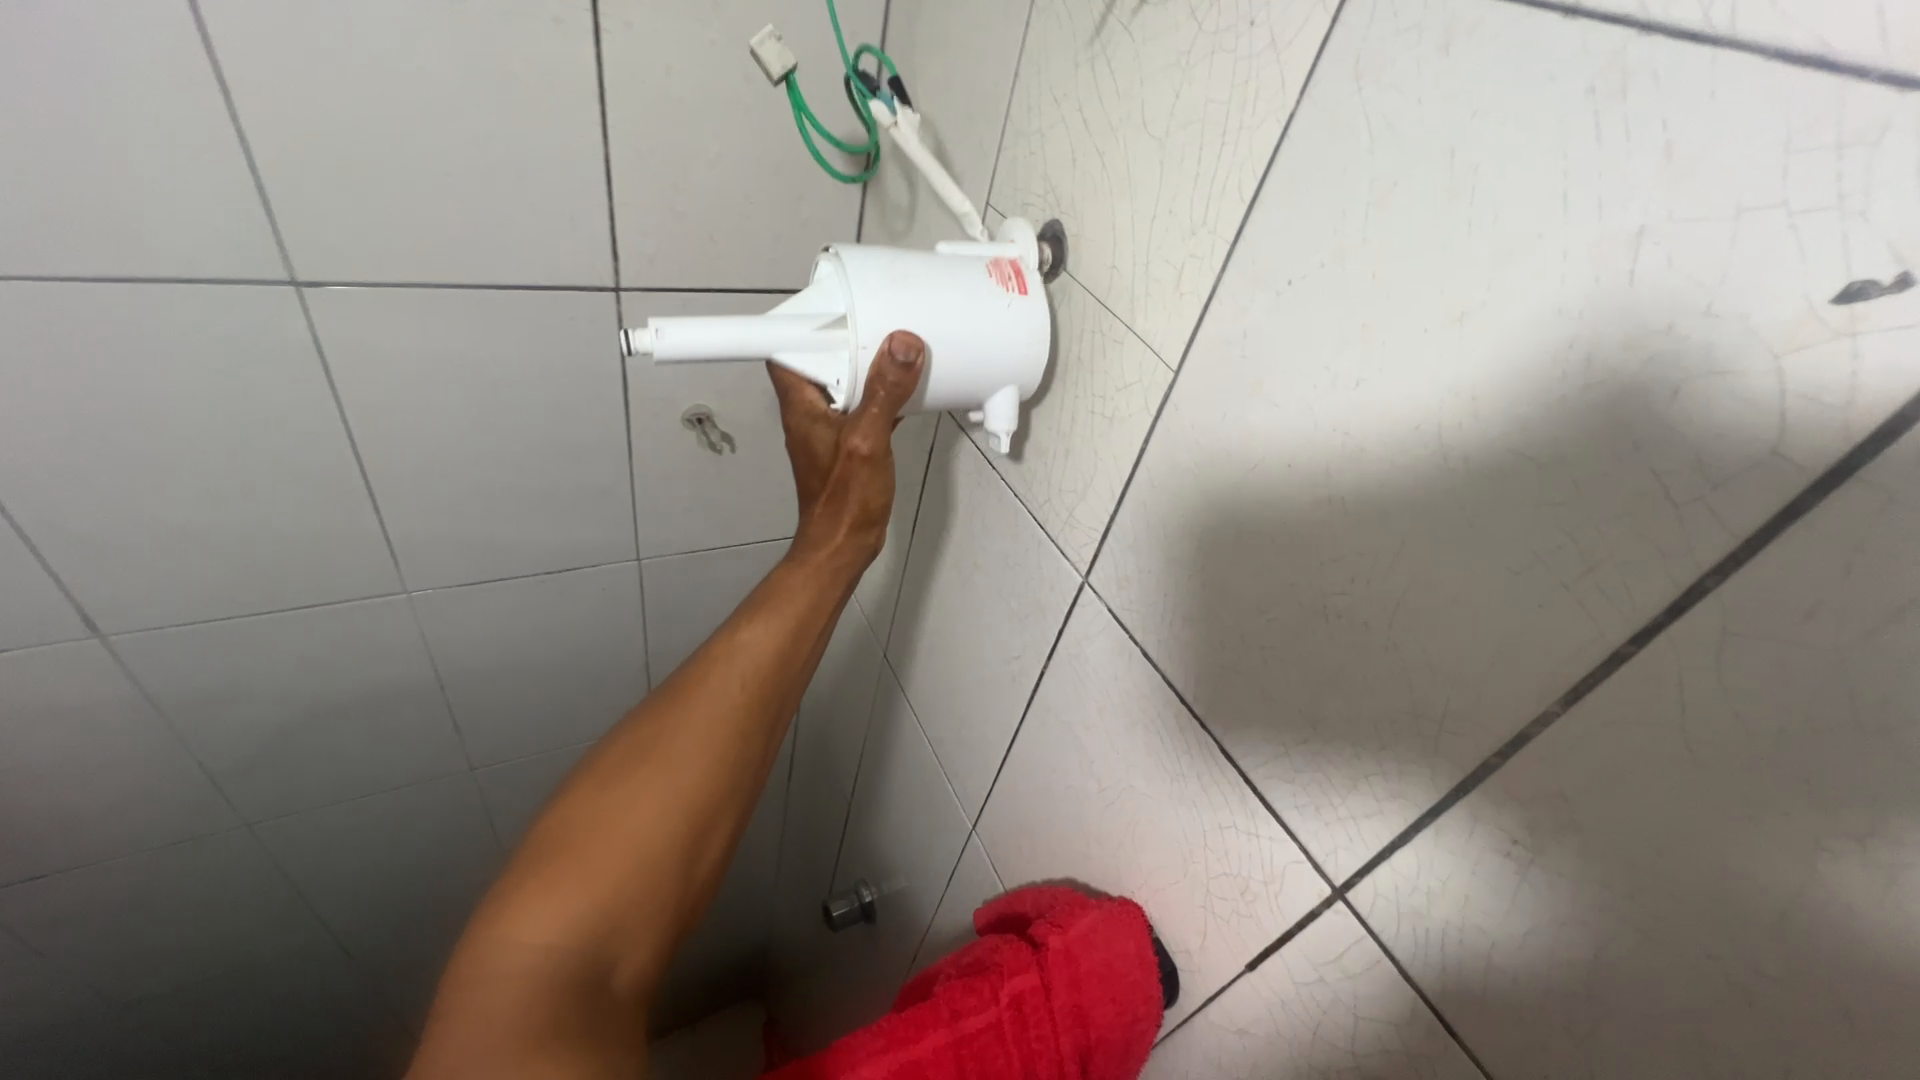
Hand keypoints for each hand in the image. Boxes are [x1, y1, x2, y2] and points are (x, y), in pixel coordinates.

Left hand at [769, 331, 927, 573]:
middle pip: (822, 361)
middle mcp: (809, 411)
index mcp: (801, 404)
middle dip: (848, 340)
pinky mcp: (848, 443)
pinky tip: (906, 391)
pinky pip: (863, 406)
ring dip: (868, 368)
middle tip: (879, 321)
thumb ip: (885, 394)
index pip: (786, 349)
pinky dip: (880, 395)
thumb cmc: (844, 501)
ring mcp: (829, 427)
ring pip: (845, 383)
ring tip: (897, 349)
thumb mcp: (867, 441)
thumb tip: (902, 345)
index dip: (805, 324)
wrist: (844, 545)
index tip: (838, 307)